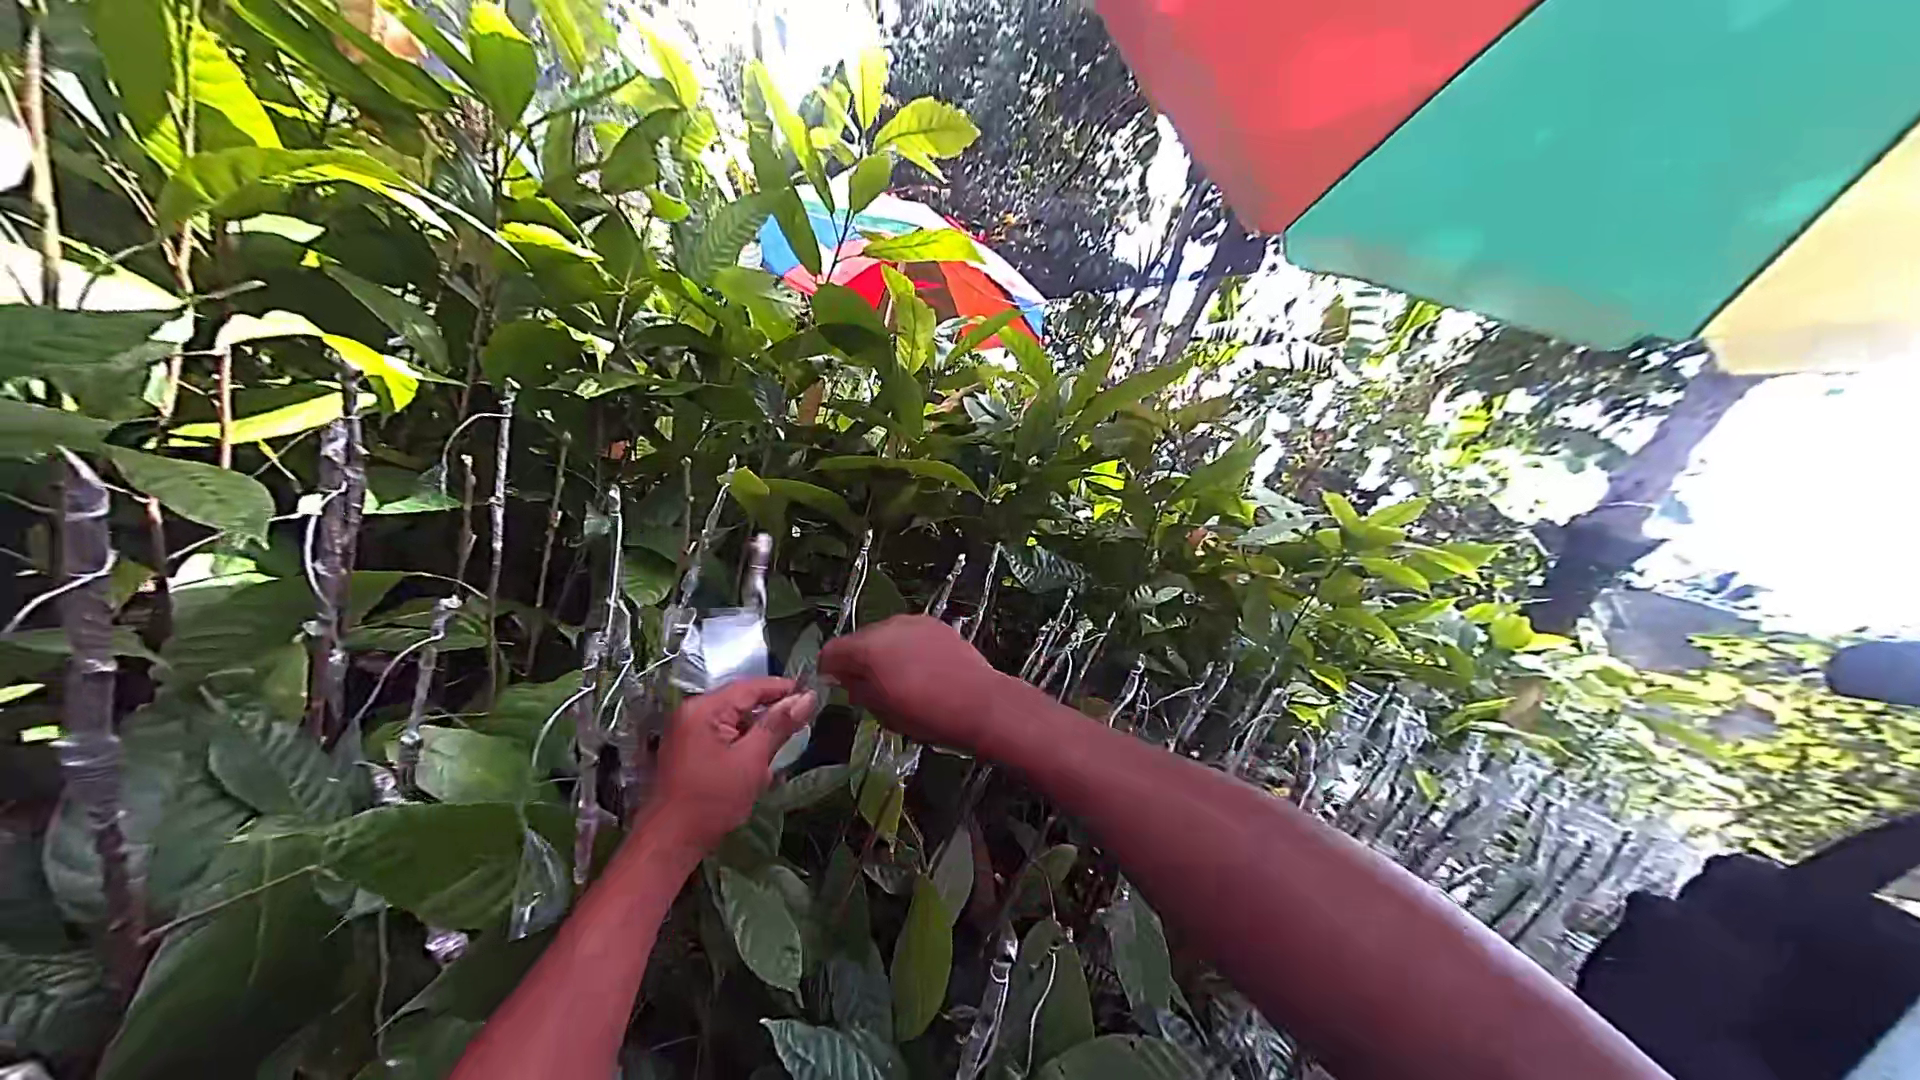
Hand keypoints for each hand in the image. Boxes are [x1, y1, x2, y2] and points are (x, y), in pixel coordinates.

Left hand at [645, 677, 816, 855]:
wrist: (671, 842)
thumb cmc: (713, 799)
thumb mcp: (752, 759)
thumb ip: (779, 725)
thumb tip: (807, 697)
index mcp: (705, 709)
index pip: (751, 687)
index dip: (783, 688)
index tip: (811, 694)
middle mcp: (693, 712)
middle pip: (742, 701)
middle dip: (771, 712)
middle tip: (802, 722)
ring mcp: (688, 730)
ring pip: (735, 719)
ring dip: (758, 731)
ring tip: (782, 745)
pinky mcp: (689, 748)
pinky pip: (723, 734)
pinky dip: (743, 743)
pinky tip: (759, 762)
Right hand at [818, 615, 1007, 751]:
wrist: (980, 703)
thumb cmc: (927, 715)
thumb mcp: (882, 712)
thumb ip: (857, 690)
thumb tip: (846, 680)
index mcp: (868, 648)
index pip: (832, 651)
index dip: (829, 669)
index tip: (835, 685)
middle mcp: (887, 626)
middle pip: (858, 639)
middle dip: (857, 660)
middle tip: (868, 686)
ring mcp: (914, 622)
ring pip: (885, 634)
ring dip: (883, 651)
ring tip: (898, 677)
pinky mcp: (935, 624)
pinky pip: (908, 633)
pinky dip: (906, 646)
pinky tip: (921, 667)